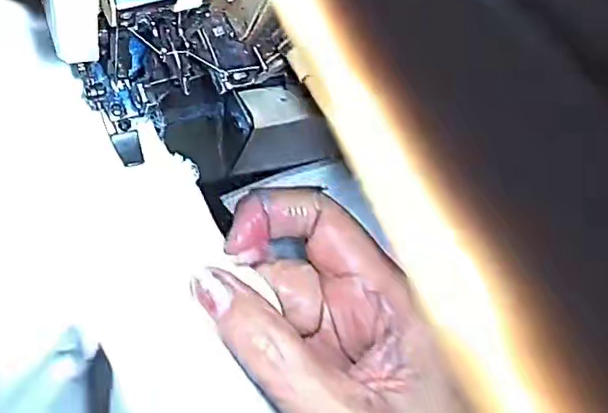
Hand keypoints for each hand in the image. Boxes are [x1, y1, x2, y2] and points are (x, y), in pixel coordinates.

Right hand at [192, 188, 464, 412]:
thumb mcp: (346, 408)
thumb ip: (274, 351)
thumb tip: (213, 289)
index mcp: (393, 301)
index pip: (318, 216)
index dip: (268, 214)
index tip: (233, 246)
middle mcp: (370, 313)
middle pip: (285, 266)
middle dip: (252, 294)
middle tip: (238, 331)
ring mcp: (349, 345)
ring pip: (274, 306)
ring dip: (252, 330)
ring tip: (266, 378)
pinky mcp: (332, 372)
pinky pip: (276, 339)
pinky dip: (256, 352)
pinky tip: (264, 377)